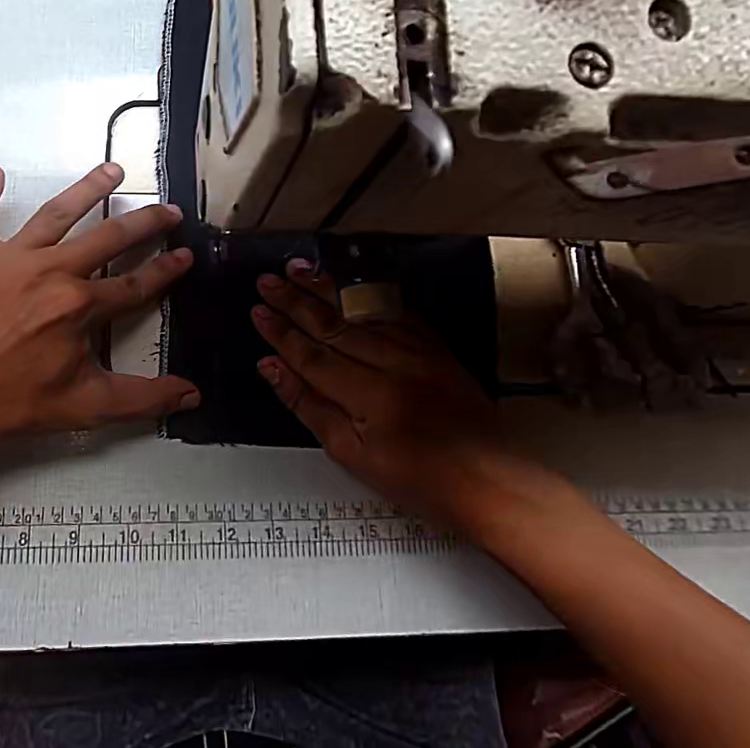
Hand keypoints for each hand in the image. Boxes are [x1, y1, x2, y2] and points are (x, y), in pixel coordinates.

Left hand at [0, 163, 200, 448]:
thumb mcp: (86, 407)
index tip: (186, 255)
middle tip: (169, 209)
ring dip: (88, 188)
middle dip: (146, 221)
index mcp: (79, 306)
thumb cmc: (12, 404)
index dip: (166, 270)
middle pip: (109, 237)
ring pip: (58, 213)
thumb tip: (191, 395)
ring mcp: (10, 258)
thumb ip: (144, 398)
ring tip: (112, 169)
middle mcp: (50, 272)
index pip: (135, 283)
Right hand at [251, 260, 564, 530]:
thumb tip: (273, 369)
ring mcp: (418, 350)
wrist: (491, 481)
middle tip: (267, 281)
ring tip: (298, 269)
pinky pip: (395, 312)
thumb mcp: (354, 456)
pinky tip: (349, 284)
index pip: (312, 354)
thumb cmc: (422, 481)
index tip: (257, 312)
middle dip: (295, 300)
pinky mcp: (435, 346)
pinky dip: (367, 296)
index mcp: (371, 396)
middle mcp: (395, 363)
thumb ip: (309, 406)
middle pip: (333, 324)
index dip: (281, 333)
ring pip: (361, 310)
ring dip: (327, 288)